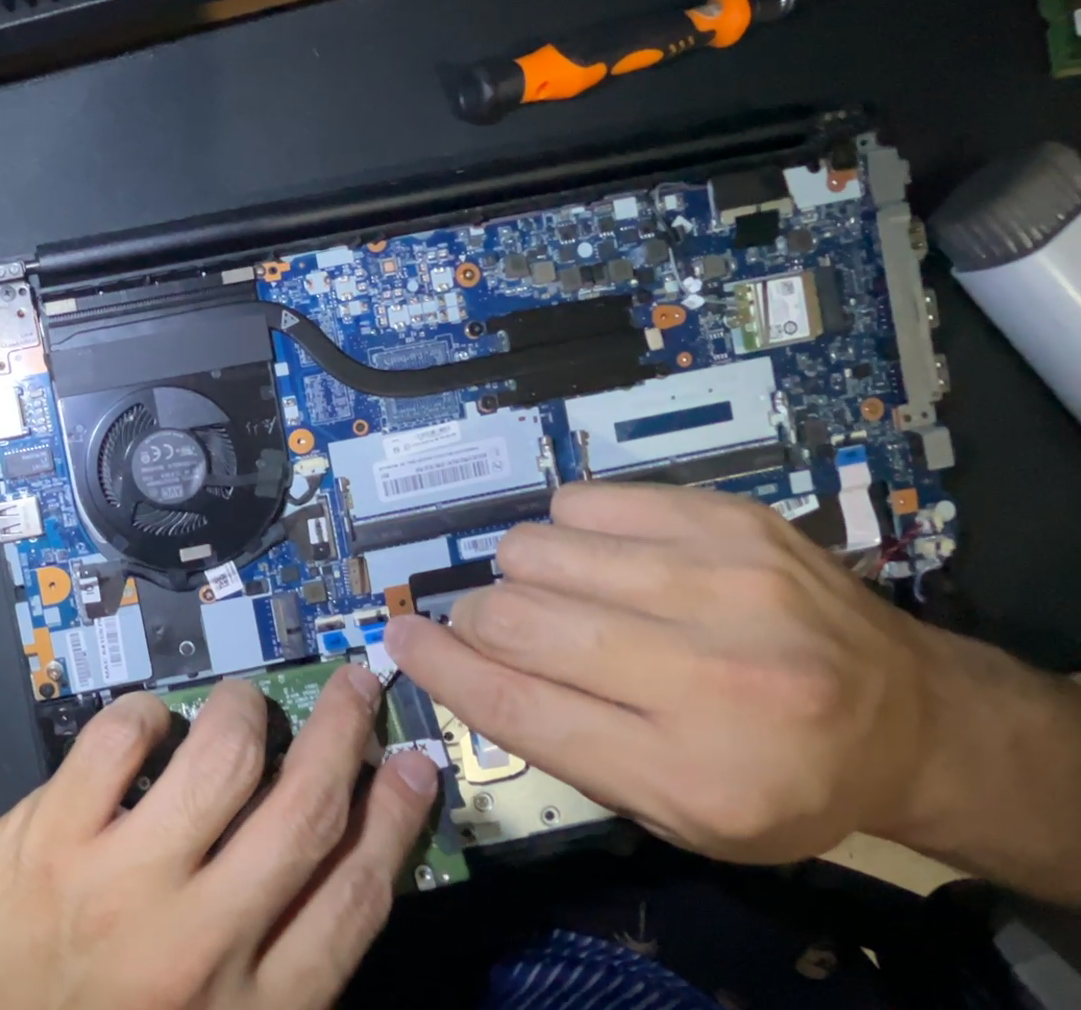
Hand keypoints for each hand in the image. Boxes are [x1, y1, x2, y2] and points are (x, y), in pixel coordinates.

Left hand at [0, 666, 437, 1009]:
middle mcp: (201, 945)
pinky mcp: (48, 842)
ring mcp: (120, 886)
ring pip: (219, 760)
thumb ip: (261, 963)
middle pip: (301, 812)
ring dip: (242, 711)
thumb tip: (305, 854)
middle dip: (341, 733)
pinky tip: (145, 718)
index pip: (352, 896)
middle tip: (355, 685)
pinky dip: (142, 713)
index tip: (410, 764)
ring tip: (244, 699)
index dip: (393, 818)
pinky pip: (116, 743)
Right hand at [386, 483, 937, 864]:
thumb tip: (451, 655)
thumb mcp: (665, 809)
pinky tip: (603, 560)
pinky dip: (566, 532)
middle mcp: (711, 675)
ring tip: (566, 597)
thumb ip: (555, 738)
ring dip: (523, 576)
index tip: (398, 637)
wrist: (911, 720)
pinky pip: (579, 500)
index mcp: (688, 773)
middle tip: (497, 630)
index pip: (515, 703)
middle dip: (476, 621)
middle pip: (513, 617)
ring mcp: (725, 583)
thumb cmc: (772, 780)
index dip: (437, 665)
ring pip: (534, 549)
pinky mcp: (729, 520)